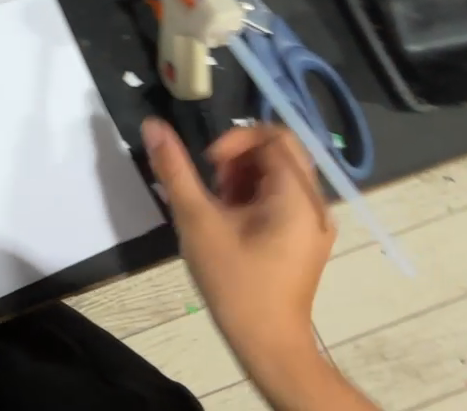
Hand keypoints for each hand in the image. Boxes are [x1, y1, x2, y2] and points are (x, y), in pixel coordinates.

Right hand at [142, 119, 335, 373]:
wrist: (266, 342)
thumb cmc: (234, 280)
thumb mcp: (196, 219)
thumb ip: (174, 168)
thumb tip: (152, 125)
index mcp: (298, 198)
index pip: (275, 137)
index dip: (236, 138)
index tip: (209, 163)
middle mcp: (314, 206)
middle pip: (276, 153)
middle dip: (236, 159)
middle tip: (212, 186)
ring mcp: (311, 223)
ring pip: (275, 174)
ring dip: (240, 177)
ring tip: (216, 205)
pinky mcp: (302, 237)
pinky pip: (278, 196)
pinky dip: (250, 195)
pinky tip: (227, 220)